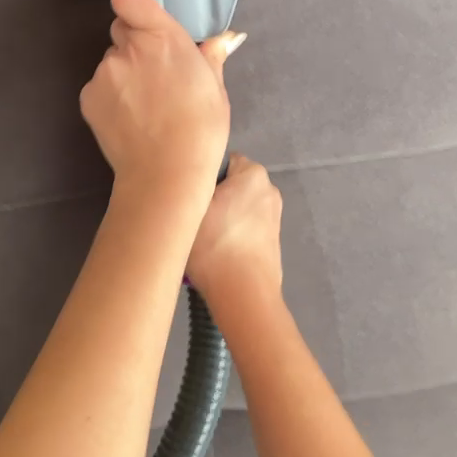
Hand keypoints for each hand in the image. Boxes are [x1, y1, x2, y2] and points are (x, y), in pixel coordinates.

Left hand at [80, 0, 240, 192]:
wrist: (166, 173)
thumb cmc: (201, 129)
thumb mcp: (215, 88)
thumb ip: (212, 55)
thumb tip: (229, 37)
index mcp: (161, 37)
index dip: (134, 7)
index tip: (144, 23)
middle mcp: (127, 48)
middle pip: (121, 31)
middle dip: (134, 45)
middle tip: (155, 76)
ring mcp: (104, 73)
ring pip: (110, 62)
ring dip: (123, 75)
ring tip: (144, 107)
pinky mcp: (87, 97)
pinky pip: (98, 87)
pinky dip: (110, 98)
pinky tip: (129, 120)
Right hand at [187, 153, 283, 300]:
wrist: (243, 294)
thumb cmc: (214, 244)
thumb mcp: (191, 206)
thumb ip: (188, 185)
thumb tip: (183, 179)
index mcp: (253, 174)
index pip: (222, 162)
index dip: (202, 177)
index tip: (188, 196)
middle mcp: (269, 190)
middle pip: (231, 186)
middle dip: (214, 199)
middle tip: (191, 219)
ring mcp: (274, 218)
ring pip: (237, 209)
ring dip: (221, 219)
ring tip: (202, 240)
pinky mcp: (272, 242)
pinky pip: (245, 229)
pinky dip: (232, 236)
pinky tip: (217, 253)